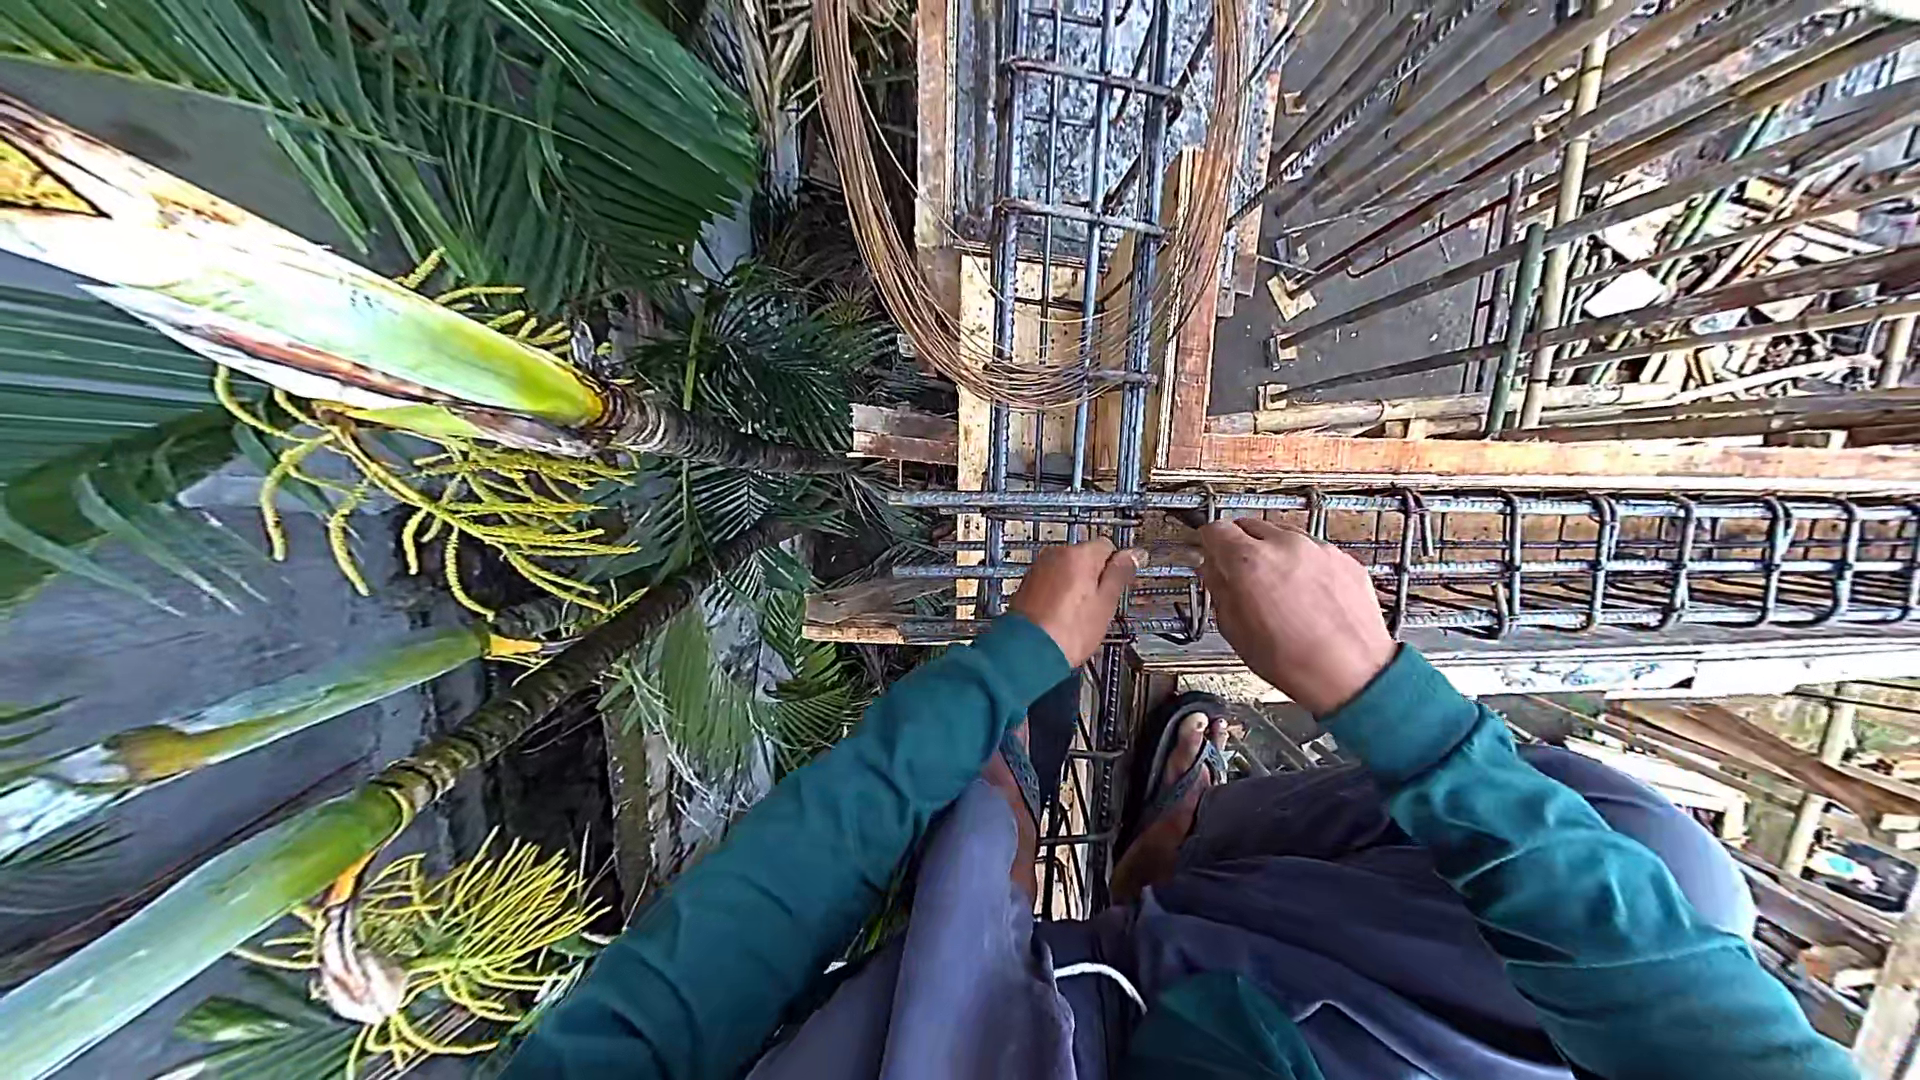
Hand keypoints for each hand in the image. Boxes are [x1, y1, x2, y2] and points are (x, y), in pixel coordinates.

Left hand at [1010, 539, 1144, 666]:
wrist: (1028, 651)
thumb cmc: (1068, 631)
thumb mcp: (1105, 603)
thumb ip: (1120, 574)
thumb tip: (1134, 554)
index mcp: (1077, 555)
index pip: (1107, 547)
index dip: (1116, 568)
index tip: (1116, 587)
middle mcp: (1054, 555)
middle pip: (1085, 558)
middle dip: (1094, 578)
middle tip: (1098, 606)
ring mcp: (1038, 570)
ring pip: (1067, 571)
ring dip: (1076, 587)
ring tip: (1078, 615)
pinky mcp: (1027, 585)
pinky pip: (1051, 583)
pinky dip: (1058, 595)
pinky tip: (1062, 617)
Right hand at [1197, 517, 1395, 714]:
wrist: (1352, 674)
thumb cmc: (1294, 659)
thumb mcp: (1232, 627)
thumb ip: (1218, 588)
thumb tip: (1212, 571)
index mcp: (1247, 561)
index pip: (1216, 529)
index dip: (1208, 541)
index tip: (1209, 550)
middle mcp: (1284, 546)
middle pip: (1249, 525)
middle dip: (1238, 544)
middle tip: (1238, 570)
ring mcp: (1317, 550)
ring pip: (1282, 534)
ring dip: (1272, 552)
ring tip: (1274, 586)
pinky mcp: (1343, 559)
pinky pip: (1312, 550)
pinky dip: (1302, 563)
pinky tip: (1302, 593)